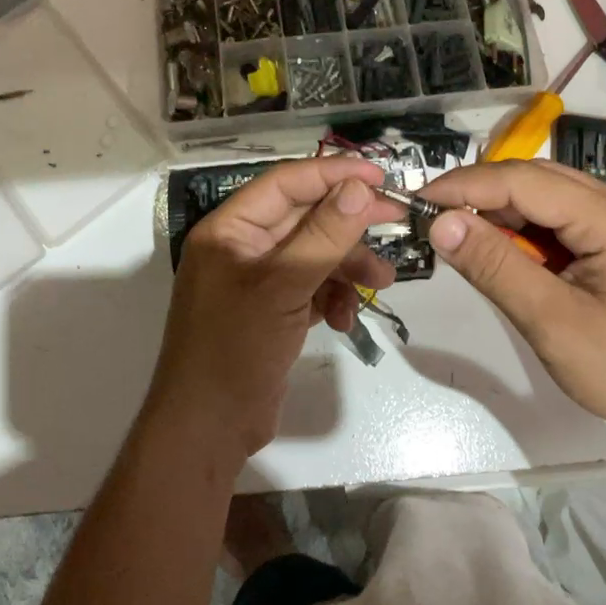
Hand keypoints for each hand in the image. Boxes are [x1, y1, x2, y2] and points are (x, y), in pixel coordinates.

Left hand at [145, 157, 398, 459]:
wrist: (208, 429)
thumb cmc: (235, 347)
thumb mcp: (282, 286)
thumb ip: (323, 235)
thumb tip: (358, 188)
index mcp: (229, 229)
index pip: (285, 183)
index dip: (332, 175)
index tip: (380, 176)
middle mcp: (241, 248)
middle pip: (304, 218)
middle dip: (348, 224)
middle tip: (397, 219)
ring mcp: (256, 282)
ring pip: (313, 255)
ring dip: (347, 266)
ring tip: (380, 282)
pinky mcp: (272, 313)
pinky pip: (311, 289)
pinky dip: (332, 298)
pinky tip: (345, 318)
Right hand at [417, 159, 605, 455]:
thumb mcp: (555, 324)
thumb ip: (496, 268)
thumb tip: (442, 223)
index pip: (522, 180)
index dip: (464, 185)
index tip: (416, 202)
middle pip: (538, 180)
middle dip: (482, 194)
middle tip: (435, 222)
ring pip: (553, 199)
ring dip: (507, 214)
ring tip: (465, 240)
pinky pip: (570, 223)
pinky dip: (533, 233)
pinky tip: (512, 257)